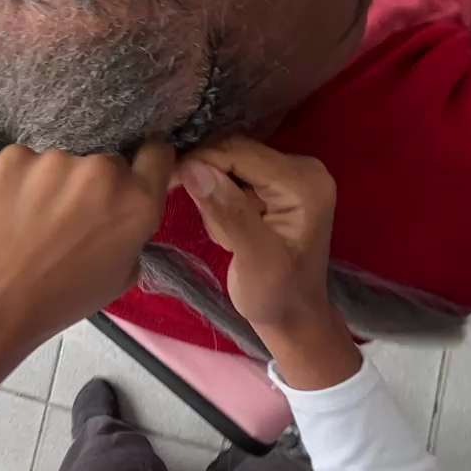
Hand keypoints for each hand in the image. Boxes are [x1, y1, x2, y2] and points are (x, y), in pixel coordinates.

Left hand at [0, 141, 174, 391]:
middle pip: (104, 163)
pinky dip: (15, 184)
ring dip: (50, 184)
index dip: (146, 162)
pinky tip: (5, 213)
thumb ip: (132, 231)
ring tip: (30, 222)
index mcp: (135, 202)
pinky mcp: (9, 158)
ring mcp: (50, 159)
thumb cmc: (61, 300)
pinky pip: (21, 164)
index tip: (133, 174)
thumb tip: (122, 209)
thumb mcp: (121, 276)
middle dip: (92, 186)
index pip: (157, 154)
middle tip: (69, 219)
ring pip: (58, 163)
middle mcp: (99, 171)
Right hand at [179, 137, 360, 388]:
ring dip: (214, 197)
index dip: (199, 161)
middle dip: (210, 183)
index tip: (167, 183)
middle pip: (234, 152)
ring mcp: (290, 174)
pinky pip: (233, 176)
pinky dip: (221, 200)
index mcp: (304, 182)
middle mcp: (302, 168)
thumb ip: (228, 212)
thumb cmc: (275, 295)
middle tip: (210, 225)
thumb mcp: (253, 259)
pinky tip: (230, 229)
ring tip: (226, 236)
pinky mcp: (276, 184)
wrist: (291, 317)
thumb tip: (193, 167)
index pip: (239, 152)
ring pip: (228, 164)